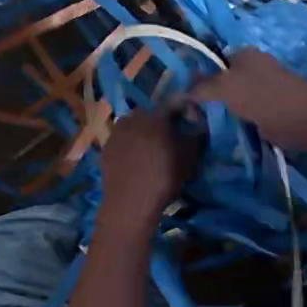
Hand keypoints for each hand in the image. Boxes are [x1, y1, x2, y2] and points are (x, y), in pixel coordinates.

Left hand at [100, 103, 197, 222]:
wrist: (130, 203)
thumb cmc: (163, 178)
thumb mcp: (189, 158)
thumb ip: (196, 137)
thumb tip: (200, 127)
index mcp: (155, 116)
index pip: (174, 103)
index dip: (185, 109)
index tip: (192, 120)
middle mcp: (133, 118)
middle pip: (151, 113)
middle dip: (162, 121)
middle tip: (170, 136)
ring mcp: (116, 133)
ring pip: (134, 125)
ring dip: (143, 132)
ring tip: (151, 148)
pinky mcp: (106, 148)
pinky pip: (122, 140)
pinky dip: (129, 144)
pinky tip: (135, 159)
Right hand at [188, 49, 306, 151]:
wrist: (302, 120)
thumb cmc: (262, 97)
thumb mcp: (225, 88)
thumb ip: (201, 87)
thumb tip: (181, 93)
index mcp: (243, 53)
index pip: (210, 61)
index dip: (194, 78)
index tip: (184, 99)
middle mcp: (252, 67)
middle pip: (219, 80)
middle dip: (205, 97)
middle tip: (193, 117)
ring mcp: (262, 87)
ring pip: (230, 98)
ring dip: (218, 111)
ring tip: (204, 125)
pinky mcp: (268, 107)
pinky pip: (243, 112)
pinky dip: (233, 120)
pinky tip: (223, 130)